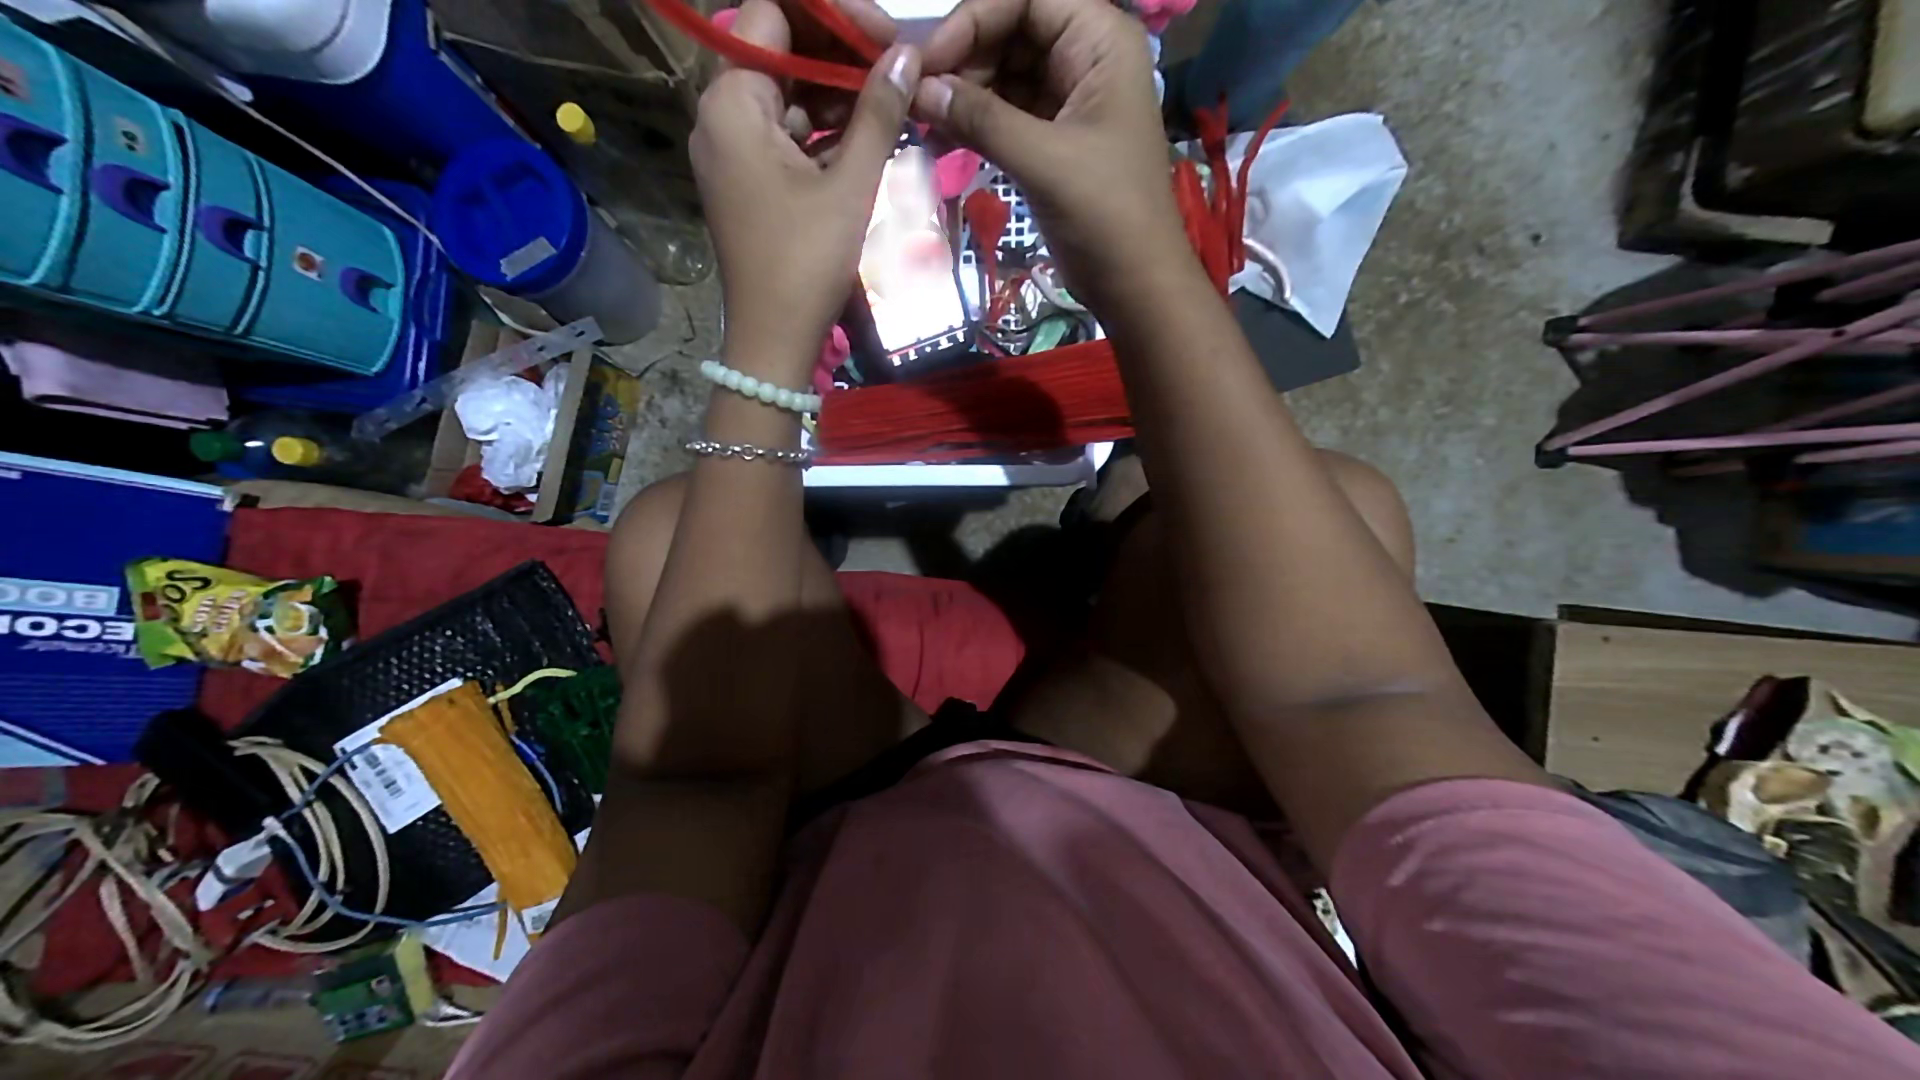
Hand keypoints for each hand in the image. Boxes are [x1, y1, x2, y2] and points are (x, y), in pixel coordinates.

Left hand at [691, 0, 919, 382]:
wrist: (774, 338)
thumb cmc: (808, 261)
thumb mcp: (850, 185)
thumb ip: (877, 112)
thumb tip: (907, 53)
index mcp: (732, 103)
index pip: (775, 16)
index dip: (833, 18)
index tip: (887, 40)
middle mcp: (718, 116)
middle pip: (777, 53)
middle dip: (838, 57)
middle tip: (895, 71)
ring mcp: (728, 152)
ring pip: (782, 96)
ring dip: (834, 96)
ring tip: (888, 106)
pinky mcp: (743, 182)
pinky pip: (780, 136)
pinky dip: (818, 131)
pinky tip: (861, 139)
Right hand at [913, 0, 1192, 313]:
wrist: (1134, 282)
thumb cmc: (1106, 214)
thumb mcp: (1044, 160)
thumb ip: (982, 120)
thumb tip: (920, 89)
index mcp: (1099, 41)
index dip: (973, 18)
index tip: (929, 63)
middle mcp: (1084, 59)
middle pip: (1011, 31)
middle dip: (963, 59)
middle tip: (917, 97)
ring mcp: (1067, 102)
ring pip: (1004, 76)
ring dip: (963, 94)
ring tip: (922, 119)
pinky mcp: (1052, 141)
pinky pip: (1006, 115)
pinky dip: (975, 123)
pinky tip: (941, 135)